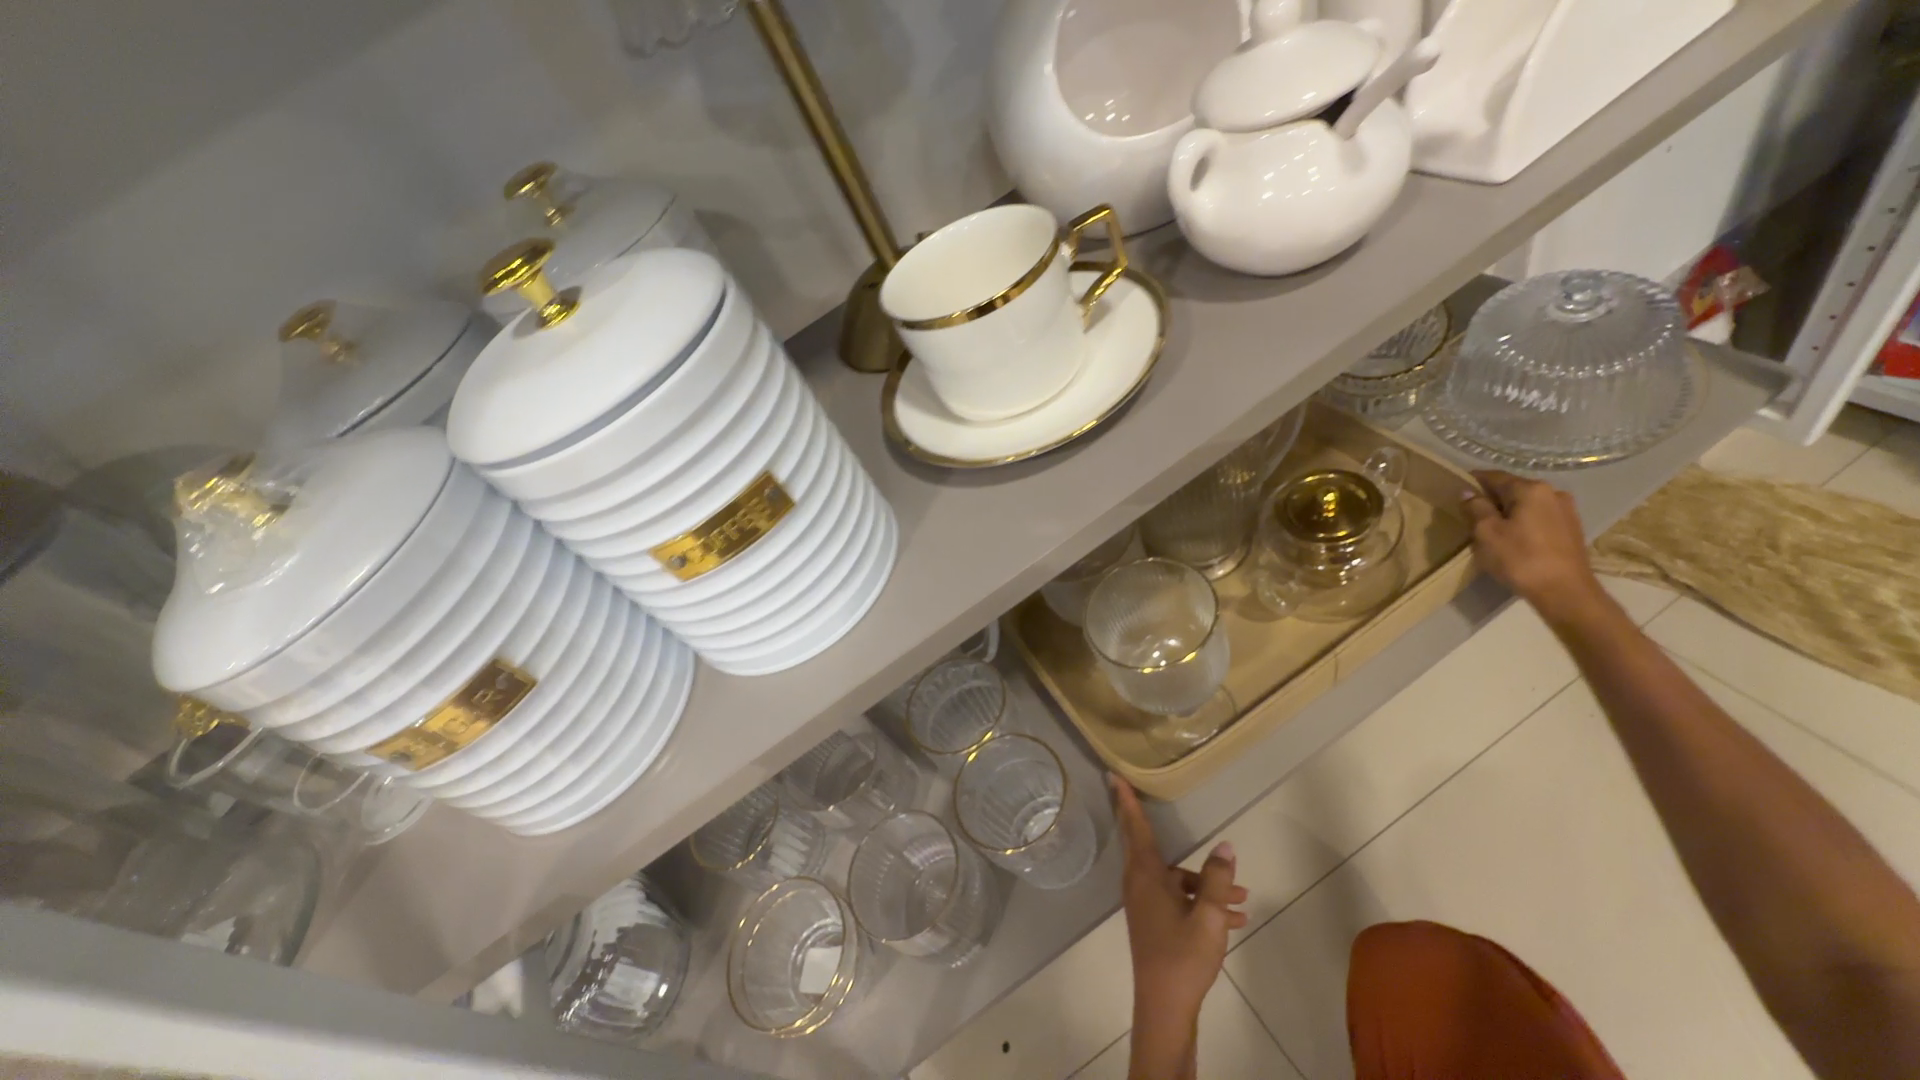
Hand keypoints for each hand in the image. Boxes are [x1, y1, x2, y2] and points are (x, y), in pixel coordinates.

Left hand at [1112, 775, 1246, 1035]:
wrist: (1165, 1007)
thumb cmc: (1183, 957)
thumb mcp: (1209, 917)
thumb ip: (1218, 880)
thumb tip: (1225, 846)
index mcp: (1147, 877)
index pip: (1136, 829)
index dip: (1127, 802)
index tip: (1113, 776)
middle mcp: (1140, 886)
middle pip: (1148, 846)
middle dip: (1148, 822)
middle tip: (1138, 792)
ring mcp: (1146, 906)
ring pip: (1174, 880)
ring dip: (1204, 882)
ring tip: (1244, 897)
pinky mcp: (1155, 924)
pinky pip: (1178, 900)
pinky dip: (1201, 903)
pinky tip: (1235, 919)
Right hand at [1464, 470, 1606, 623]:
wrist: (1565, 591)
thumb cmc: (1520, 559)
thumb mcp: (1487, 533)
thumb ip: (1476, 508)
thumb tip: (1468, 493)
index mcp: (1530, 489)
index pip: (1495, 477)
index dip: (1473, 481)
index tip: (1457, 490)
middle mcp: (1552, 493)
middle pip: (1513, 489)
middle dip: (1492, 499)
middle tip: (1472, 514)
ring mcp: (1566, 510)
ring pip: (1528, 504)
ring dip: (1510, 512)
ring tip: (1493, 529)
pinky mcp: (1572, 528)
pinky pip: (1540, 517)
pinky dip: (1525, 522)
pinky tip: (1516, 538)